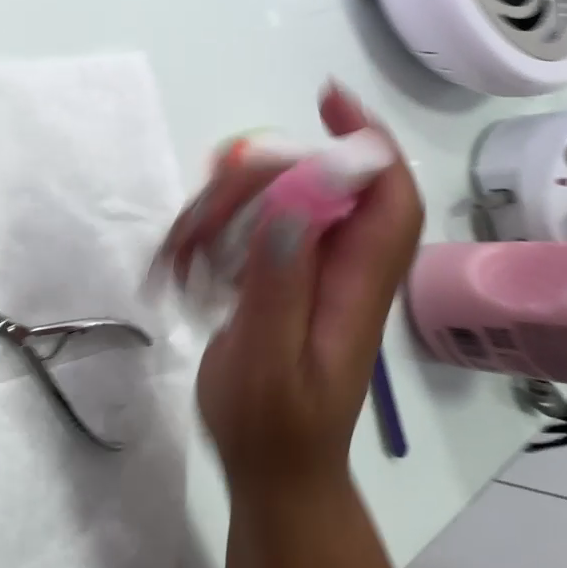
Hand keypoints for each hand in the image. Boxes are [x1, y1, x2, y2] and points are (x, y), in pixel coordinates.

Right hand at [176, 85, 422, 493]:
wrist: (270, 468)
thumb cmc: (273, 423)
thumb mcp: (272, 355)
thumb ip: (281, 277)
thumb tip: (296, 193)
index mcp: (355, 283)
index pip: (387, 194)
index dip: (367, 139)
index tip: (325, 99)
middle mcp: (337, 265)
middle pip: (308, 185)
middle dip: (250, 184)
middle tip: (199, 225)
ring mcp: (303, 268)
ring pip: (267, 201)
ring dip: (215, 214)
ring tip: (179, 259)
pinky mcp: (272, 276)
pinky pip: (241, 227)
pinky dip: (204, 234)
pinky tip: (179, 265)